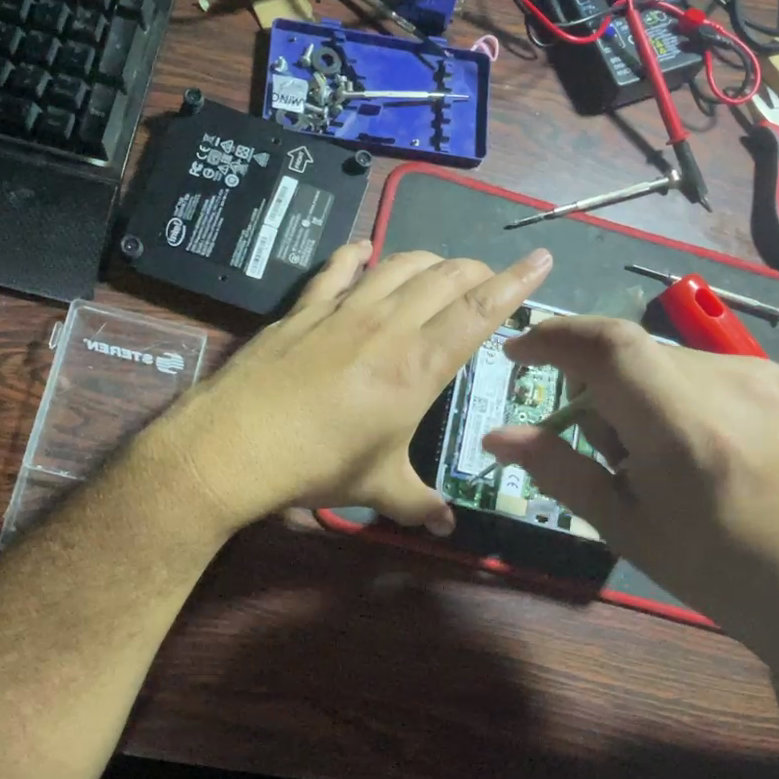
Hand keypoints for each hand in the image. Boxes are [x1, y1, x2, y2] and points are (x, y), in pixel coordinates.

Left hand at [139, 241, 553, 535]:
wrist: (237, 445)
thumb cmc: (318, 466)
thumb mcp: (377, 488)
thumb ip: (419, 505)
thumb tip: (448, 529)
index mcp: (418, 366)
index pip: (479, 312)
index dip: (516, 284)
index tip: (541, 261)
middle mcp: (388, 325)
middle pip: (445, 277)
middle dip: (476, 270)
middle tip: (488, 280)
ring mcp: (342, 311)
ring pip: (398, 265)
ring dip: (428, 260)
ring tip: (442, 268)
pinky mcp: (303, 309)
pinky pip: (336, 269)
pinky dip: (356, 254)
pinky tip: (364, 249)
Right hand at [480, 317, 778, 650]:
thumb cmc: (710, 568)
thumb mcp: (621, 526)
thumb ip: (557, 469)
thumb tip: (495, 436)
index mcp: (686, 430)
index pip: (609, 347)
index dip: (554, 338)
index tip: (515, 353)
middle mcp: (727, 384)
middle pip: (625, 351)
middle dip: (588, 385)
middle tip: (597, 448)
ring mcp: (756, 374)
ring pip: (654, 356)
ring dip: (625, 390)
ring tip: (646, 455)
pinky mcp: (770, 376)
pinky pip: (687, 364)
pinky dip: (659, 391)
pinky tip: (680, 443)